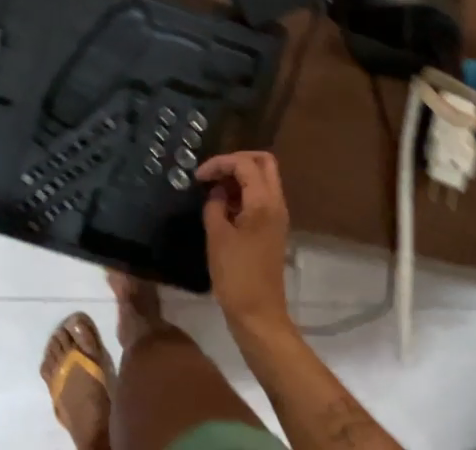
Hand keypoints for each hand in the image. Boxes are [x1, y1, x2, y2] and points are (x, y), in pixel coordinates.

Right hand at [197, 151, 291, 331]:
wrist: (259, 314)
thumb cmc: (236, 276)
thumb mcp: (217, 238)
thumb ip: (214, 207)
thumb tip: (216, 191)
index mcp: (264, 202)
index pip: (245, 163)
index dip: (220, 163)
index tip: (198, 177)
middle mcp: (276, 202)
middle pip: (263, 162)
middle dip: (236, 161)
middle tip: (212, 174)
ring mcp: (278, 215)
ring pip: (264, 178)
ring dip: (240, 177)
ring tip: (213, 190)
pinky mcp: (273, 228)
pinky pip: (262, 196)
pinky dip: (244, 192)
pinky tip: (223, 206)